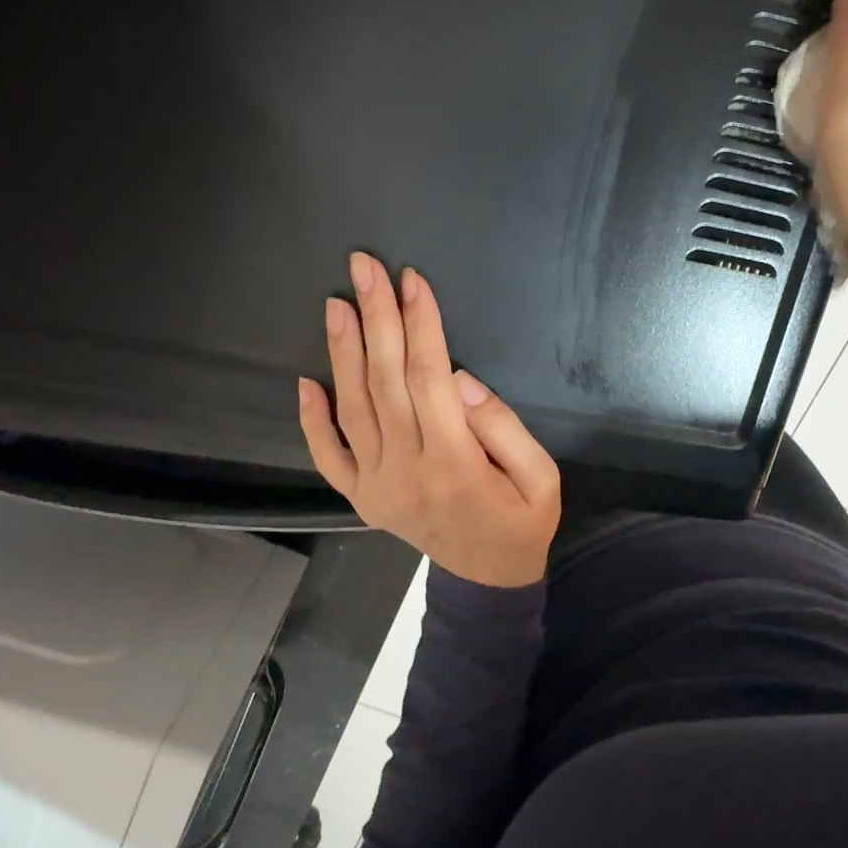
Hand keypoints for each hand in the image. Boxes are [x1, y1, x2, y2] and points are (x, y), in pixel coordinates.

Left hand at [298, 253, 560, 587]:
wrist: (490, 580)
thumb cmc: (522, 523)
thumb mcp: (541, 477)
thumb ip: (503, 427)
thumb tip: (458, 379)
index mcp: (455, 464)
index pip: (430, 378)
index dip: (421, 325)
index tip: (412, 280)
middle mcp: (407, 471)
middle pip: (386, 382)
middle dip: (377, 319)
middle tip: (364, 267)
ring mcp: (377, 486)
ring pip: (354, 409)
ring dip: (343, 353)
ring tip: (338, 303)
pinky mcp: (361, 498)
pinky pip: (329, 457)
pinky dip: (312, 420)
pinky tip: (306, 380)